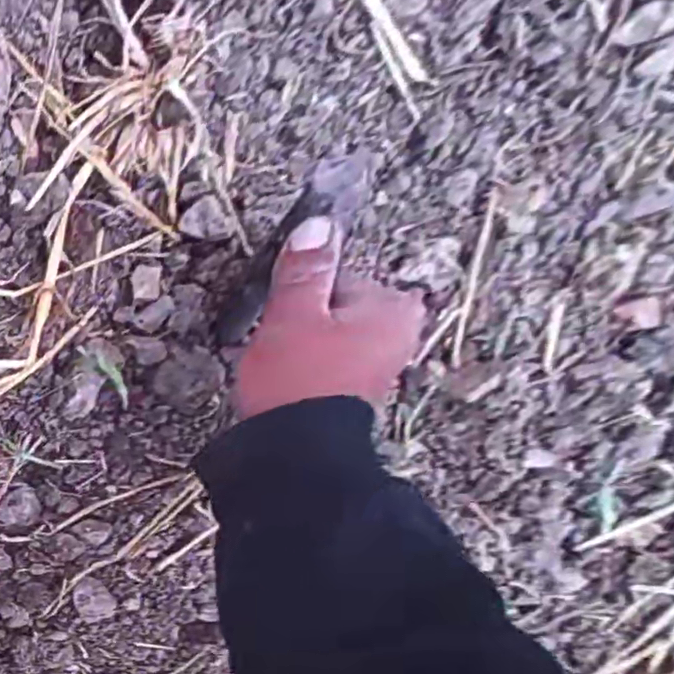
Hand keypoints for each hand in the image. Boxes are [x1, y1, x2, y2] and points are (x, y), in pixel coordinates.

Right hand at [233, 217, 425, 419]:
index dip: (296, 297)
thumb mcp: (289, 317)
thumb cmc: (297, 380)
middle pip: (333, 308)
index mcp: (391, 306)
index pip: (336, 278)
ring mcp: (381, 364)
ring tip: (276, 368)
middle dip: (300, 322)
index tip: (275, 318)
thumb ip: (303, 272)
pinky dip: (305, 369)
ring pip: (328, 337)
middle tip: (274, 346)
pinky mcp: (358, 390)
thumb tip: (316, 225)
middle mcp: (399, 331)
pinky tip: (285, 384)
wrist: (297, 449)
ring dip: (299, 347)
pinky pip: (327, 363)